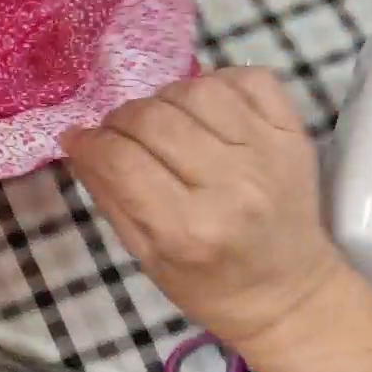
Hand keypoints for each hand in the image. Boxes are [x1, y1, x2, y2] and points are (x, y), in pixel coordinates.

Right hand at [61, 68, 347, 346]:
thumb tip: (78, 142)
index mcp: (186, 229)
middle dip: (120, 121)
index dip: (89, 142)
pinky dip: (214, 83)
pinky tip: (201, 110)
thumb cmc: (206, 285)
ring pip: (195, 91)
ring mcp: (268, 153)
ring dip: (163, 99)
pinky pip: (248, 79)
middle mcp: (230, 185)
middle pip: (154, 119)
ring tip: (159, 123)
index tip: (77, 140)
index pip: (122, 160)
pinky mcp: (294, 133)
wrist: (286, 293)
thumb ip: (110, 197)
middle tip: (115, 135)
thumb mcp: (144, 257)